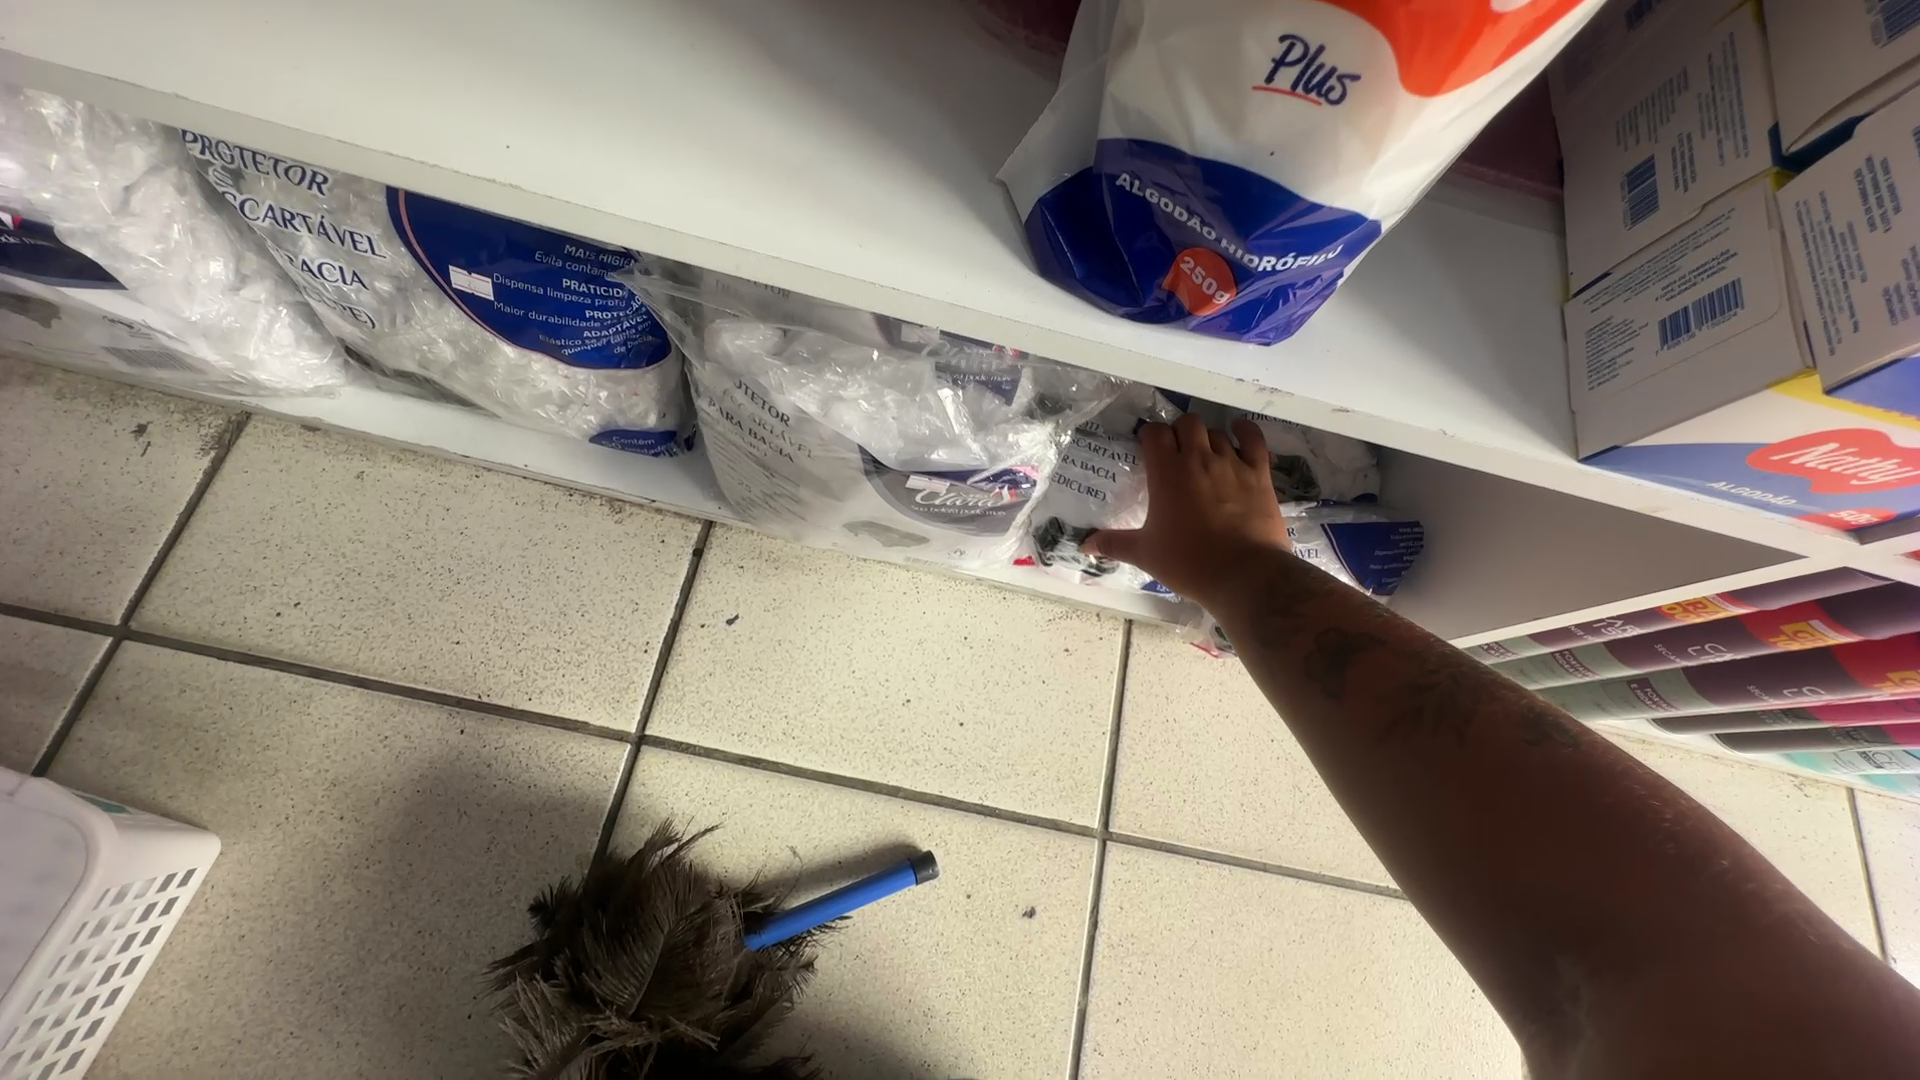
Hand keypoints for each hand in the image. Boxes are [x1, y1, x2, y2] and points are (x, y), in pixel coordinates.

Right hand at [1083, 414, 1290, 610]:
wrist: (1244, 575)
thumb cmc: (1189, 563)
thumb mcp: (1145, 554)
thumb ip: (1114, 544)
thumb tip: (1084, 546)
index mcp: (1167, 473)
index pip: (1154, 433)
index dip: (1149, 436)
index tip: (1147, 449)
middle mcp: (1199, 459)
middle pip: (1187, 423)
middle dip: (1179, 432)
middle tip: (1175, 452)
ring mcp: (1232, 464)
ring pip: (1217, 432)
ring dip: (1207, 438)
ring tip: (1203, 455)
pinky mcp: (1259, 474)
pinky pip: (1254, 440)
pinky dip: (1245, 432)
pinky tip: (1239, 434)